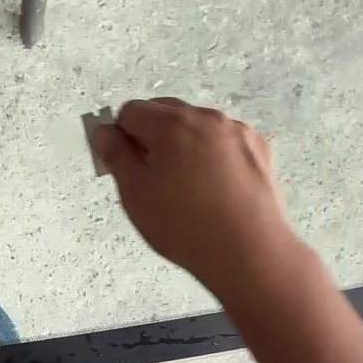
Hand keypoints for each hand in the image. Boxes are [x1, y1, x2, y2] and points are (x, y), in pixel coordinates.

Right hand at [92, 99, 309, 302]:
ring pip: (195, 125)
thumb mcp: (134, 193)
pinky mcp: (258, 148)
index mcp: (171, 125)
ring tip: (184, 187)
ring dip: (181, 144)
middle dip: (150, 136)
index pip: (130, 111)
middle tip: (150, 177)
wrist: (248, 251)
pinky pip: (222, 140)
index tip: (124, 165)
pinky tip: (211, 187)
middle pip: (164, 111)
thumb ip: (115, 155)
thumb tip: (104, 132)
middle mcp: (206, 118)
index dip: (120, 137)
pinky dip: (210, 154)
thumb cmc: (184, 226)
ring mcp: (236, 131)